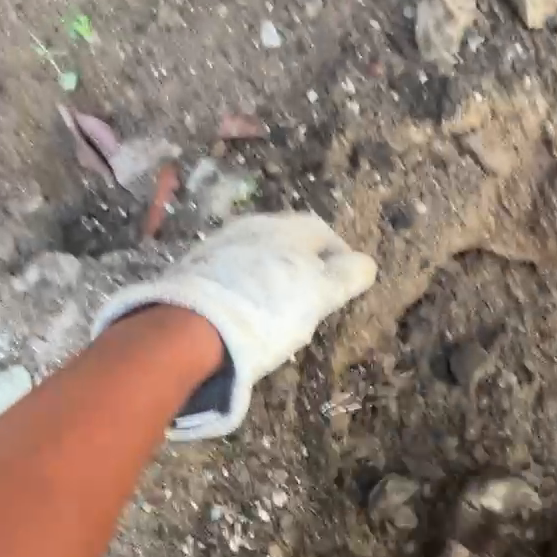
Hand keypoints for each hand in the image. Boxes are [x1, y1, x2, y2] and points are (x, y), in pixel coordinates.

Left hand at [91, 213, 377, 439]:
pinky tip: (240, 317)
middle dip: (299, 267)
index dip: (337, 258)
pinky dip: (240, 292)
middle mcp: (250, 227)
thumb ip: (346, 277)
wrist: (193, 329)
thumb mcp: (320, 296)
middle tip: (308, 299)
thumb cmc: (269, 310)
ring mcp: (216, 248)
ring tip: (273, 311)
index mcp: (287, 229)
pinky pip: (226, 278)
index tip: (342, 283)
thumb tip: (366, 264)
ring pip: (253, 259)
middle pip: (284, 244)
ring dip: (267, 279)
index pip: (322, 234)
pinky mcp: (190, 272)